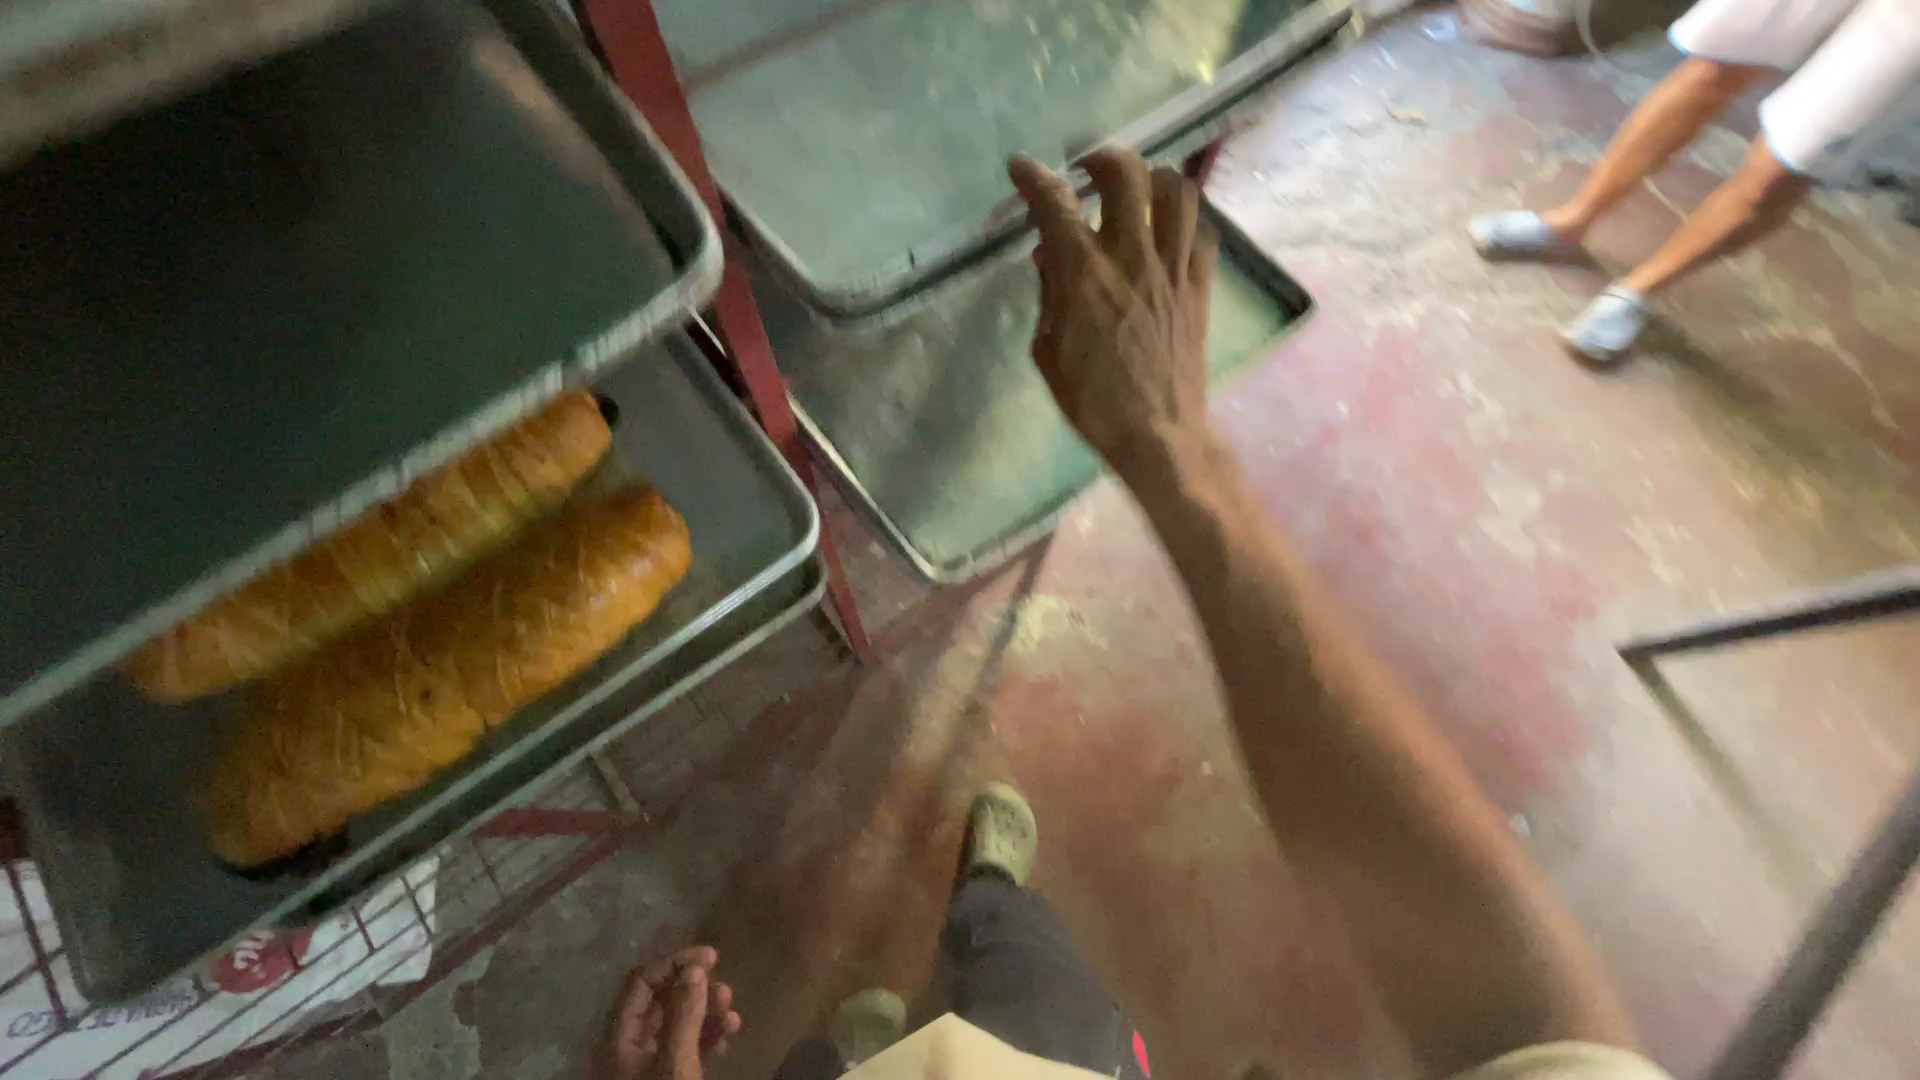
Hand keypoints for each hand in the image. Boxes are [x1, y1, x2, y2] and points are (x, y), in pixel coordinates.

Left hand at [592, 945, 742, 1079]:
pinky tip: (728, 1037)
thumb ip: (684, 1014)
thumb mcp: (675, 1064)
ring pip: (674, 1024)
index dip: (675, 962)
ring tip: (733, 1015)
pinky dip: (705, 1036)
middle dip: (695, 989)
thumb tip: (694, 968)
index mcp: (618, 1039)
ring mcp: (642, 1068)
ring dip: (705, 1012)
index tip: (713, 958)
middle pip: (659, 1001)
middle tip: (727, 991)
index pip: (642, 981)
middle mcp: (626, 1048)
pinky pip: (682, 1047)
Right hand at [1008, 148, 1218, 478]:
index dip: (1034, 178)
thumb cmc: (1092, 404)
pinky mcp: (1200, 287)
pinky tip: (1169, 231)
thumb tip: (1048, 256)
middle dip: (1102, 157)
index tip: (1021, 168)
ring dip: (1152, 178)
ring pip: (1176, 191)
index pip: (1056, 206)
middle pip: (1126, 175)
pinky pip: (1201, 231)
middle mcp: (1132, 257)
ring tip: (1137, 190)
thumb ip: (1048, 298)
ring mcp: (1173, 269)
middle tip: (1087, 169)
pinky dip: (1183, 219)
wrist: (1158, 434)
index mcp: (1085, 276)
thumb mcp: (1048, 354)